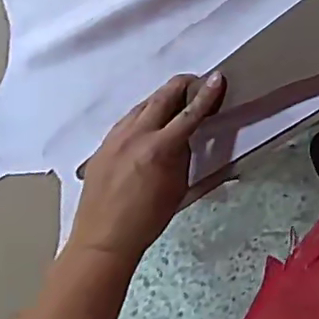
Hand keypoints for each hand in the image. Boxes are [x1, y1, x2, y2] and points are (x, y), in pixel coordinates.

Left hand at [68, 71, 225, 261]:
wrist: (102, 241)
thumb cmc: (148, 219)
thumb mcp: (178, 186)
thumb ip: (182, 153)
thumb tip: (184, 135)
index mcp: (158, 149)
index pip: (189, 114)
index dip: (206, 94)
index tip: (216, 77)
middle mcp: (135, 136)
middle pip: (161, 98)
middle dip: (181, 85)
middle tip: (195, 82)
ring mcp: (114, 139)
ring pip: (142, 106)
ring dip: (160, 99)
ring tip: (173, 100)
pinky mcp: (101, 146)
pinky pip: (126, 121)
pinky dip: (142, 115)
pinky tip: (147, 122)